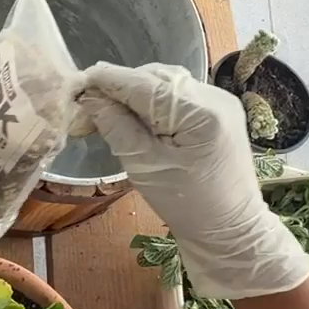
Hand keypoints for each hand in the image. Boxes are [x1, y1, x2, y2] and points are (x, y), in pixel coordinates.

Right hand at [78, 62, 308, 298]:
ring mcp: (220, 101)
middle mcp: (214, 97)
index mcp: (200, 114)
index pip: (144, 84)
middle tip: (90, 104)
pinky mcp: (220, 110)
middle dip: (121, 87)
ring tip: (110, 110)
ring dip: (136, 92)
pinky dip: (154, 100)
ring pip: (166, 82)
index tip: (78, 82)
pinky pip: (179, 94)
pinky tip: (138, 116)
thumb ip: (116, 126)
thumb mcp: (144, 167)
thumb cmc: (186, 206)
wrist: (230, 230)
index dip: (109, 80)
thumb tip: (89, 97)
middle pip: (155, 77)